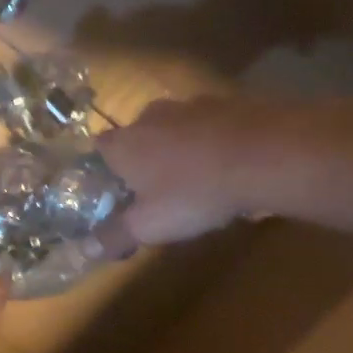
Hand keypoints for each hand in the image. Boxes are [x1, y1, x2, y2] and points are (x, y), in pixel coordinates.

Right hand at [96, 97, 265, 246]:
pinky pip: (213, 125)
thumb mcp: (148, 226)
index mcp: (122, 144)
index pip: (99, 149)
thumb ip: (114, 236)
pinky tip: (231, 165)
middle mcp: (150, 117)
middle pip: (138, 135)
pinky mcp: (231, 103)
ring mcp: (192, 105)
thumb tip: (85, 250)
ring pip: (177, 128)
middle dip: (145, 157)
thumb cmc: (193, 192)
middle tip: (158, 187)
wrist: (267, 155)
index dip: (105, 169)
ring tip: (199, 178)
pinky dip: (216, 141)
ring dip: (182, 148)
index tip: (116, 189)